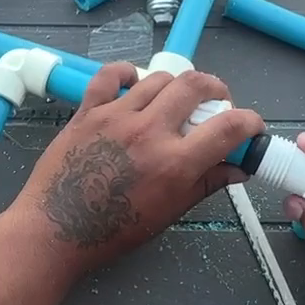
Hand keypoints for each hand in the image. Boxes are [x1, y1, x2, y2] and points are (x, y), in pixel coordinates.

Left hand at [4, 63, 263, 275]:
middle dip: (217, 89)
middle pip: (196, 86)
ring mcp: (116, 116)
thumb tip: (237, 170)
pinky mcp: (87, 112)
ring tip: (175, 100)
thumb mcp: (167, 214)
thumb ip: (204, 184)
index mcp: (175, 163)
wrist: (54, 230)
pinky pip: (110, 75)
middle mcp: (149, 131)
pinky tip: (133, 82)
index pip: (229, 126)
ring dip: (176, 85)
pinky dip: (127, 73)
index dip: (250, 121)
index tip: (251, 126)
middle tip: (217, 101)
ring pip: (158, 78)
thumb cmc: (112, 231)